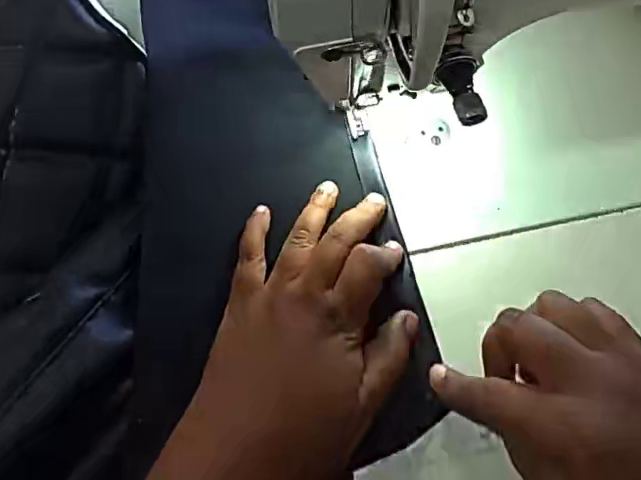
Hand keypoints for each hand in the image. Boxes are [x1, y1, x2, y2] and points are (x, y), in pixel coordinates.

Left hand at [147, 181, 419, 479]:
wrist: (234, 450)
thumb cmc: (302, 435)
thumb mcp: (361, 407)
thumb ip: (389, 357)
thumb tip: (406, 319)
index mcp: (336, 317)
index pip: (367, 266)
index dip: (384, 253)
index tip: (395, 250)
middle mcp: (303, 293)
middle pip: (335, 241)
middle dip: (357, 217)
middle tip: (373, 202)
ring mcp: (269, 291)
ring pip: (297, 237)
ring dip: (314, 209)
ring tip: (328, 189)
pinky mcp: (241, 299)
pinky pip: (248, 253)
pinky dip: (254, 228)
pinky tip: (261, 211)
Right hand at [429, 292, 640, 479]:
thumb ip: (526, 449)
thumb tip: (499, 415)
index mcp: (572, 428)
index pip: (491, 393)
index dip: (456, 386)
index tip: (441, 378)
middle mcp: (593, 381)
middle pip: (516, 327)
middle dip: (496, 347)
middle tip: (501, 375)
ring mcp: (622, 358)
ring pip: (550, 304)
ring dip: (534, 329)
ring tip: (539, 360)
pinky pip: (592, 310)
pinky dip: (573, 323)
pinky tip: (575, 348)